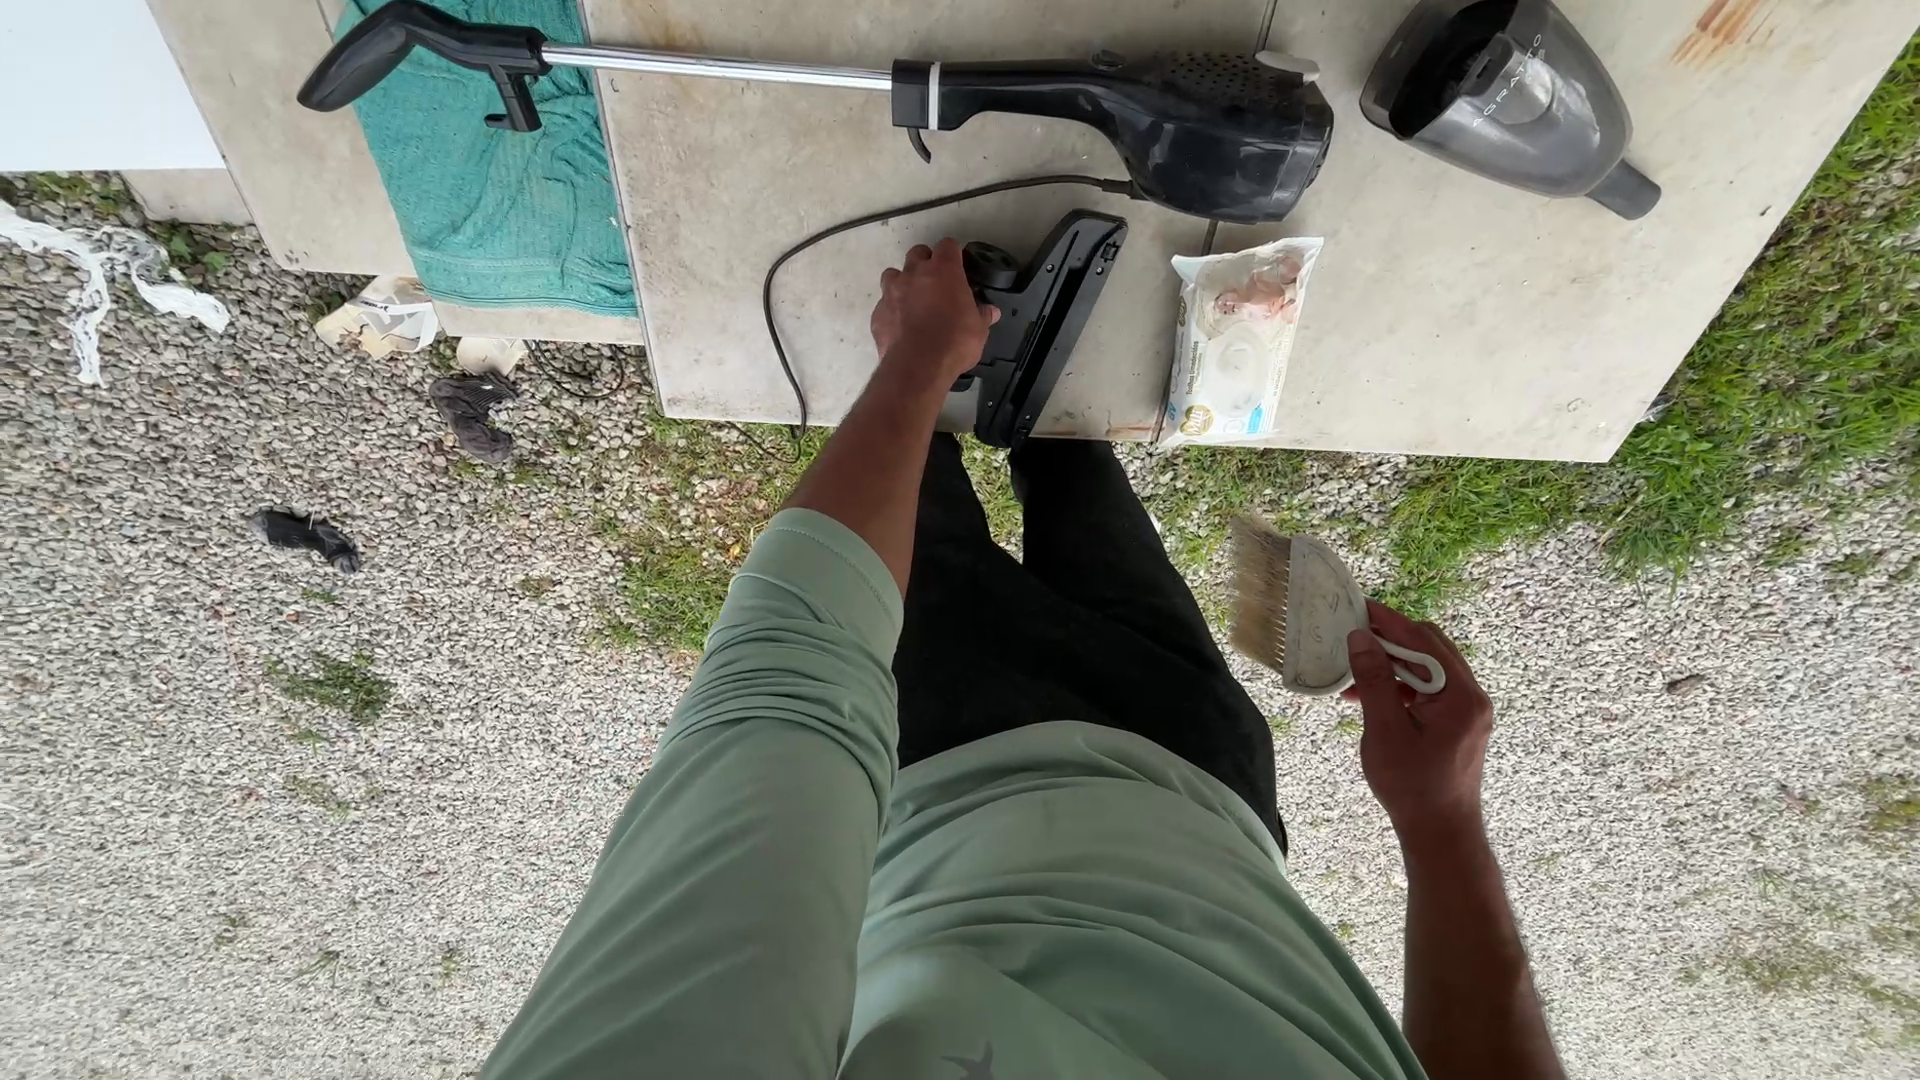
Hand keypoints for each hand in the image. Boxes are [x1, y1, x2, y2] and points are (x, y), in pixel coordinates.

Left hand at [870, 239, 1000, 386]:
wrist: (917, 365)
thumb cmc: (953, 342)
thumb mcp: (978, 330)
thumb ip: (982, 316)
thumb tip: (990, 312)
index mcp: (943, 271)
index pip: (948, 246)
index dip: (953, 254)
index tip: (958, 266)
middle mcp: (914, 273)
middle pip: (918, 253)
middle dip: (926, 263)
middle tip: (935, 283)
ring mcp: (891, 292)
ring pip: (894, 275)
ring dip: (903, 283)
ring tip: (913, 302)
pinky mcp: (877, 313)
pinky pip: (884, 304)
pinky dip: (892, 311)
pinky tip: (900, 326)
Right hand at [1344, 601, 1492, 851]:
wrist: (1440, 831)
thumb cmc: (1411, 783)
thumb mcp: (1385, 728)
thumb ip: (1374, 679)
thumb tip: (1360, 637)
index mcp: (1461, 697)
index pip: (1423, 642)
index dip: (1389, 621)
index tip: (1357, 606)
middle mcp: (1472, 697)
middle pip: (1431, 648)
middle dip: (1390, 637)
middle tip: (1352, 632)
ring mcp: (1467, 711)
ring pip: (1428, 667)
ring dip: (1391, 662)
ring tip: (1354, 668)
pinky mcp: (1457, 723)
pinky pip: (1427, 688)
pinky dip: (1398, 683)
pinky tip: (1367, 695)